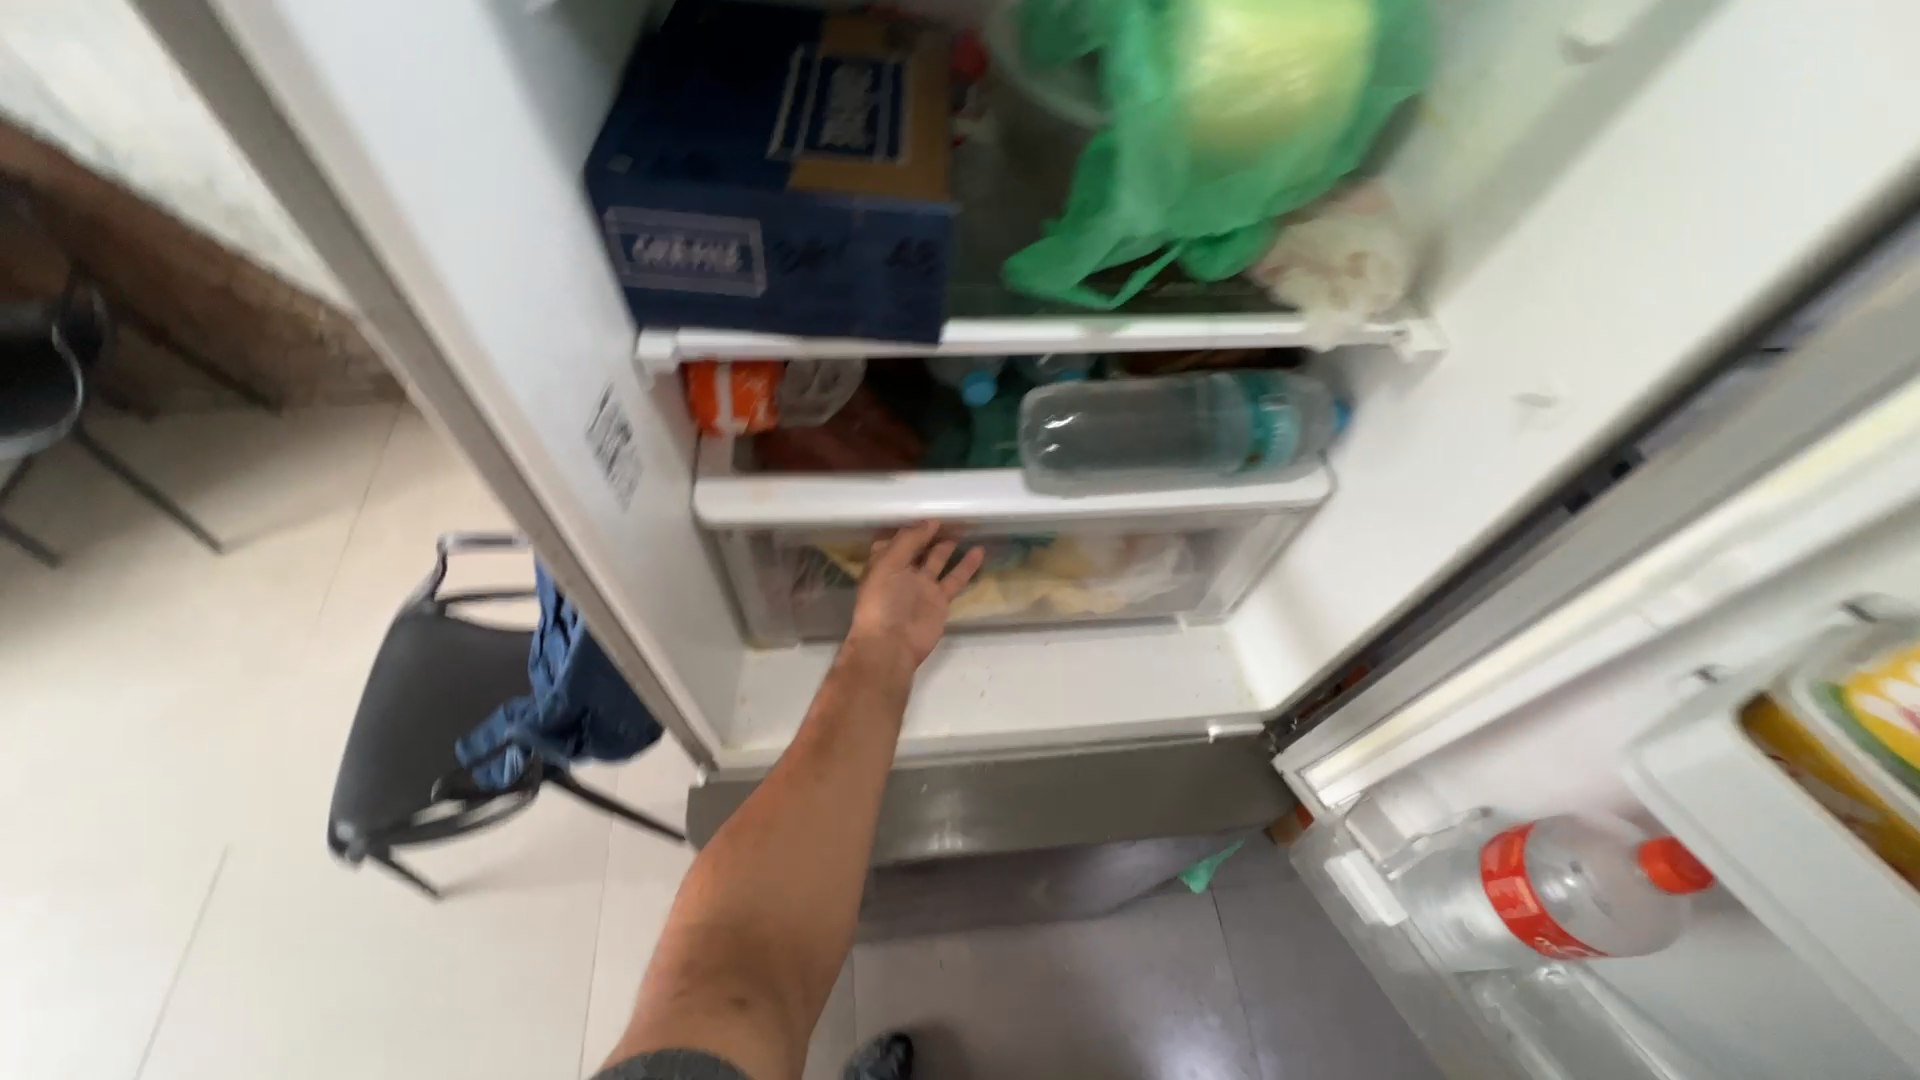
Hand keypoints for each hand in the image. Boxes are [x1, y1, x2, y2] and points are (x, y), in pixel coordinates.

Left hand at [847, 520, 984, 670]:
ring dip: (948, 544)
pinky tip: (979, 550)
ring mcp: (922, 586)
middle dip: (931, 530)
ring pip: (937, 558)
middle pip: (919, 545)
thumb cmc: (882, 602)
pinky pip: (955, 578)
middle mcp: (902, 571)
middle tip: (951, 513)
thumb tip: (930, 521)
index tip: (927, 507)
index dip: (910, 523)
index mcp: (884, 561)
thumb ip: (909, 540)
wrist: (892, 644)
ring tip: (964, 526)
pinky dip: (967, 565)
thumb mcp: (889, 564)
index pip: (896, 536)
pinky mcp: (939, 599)